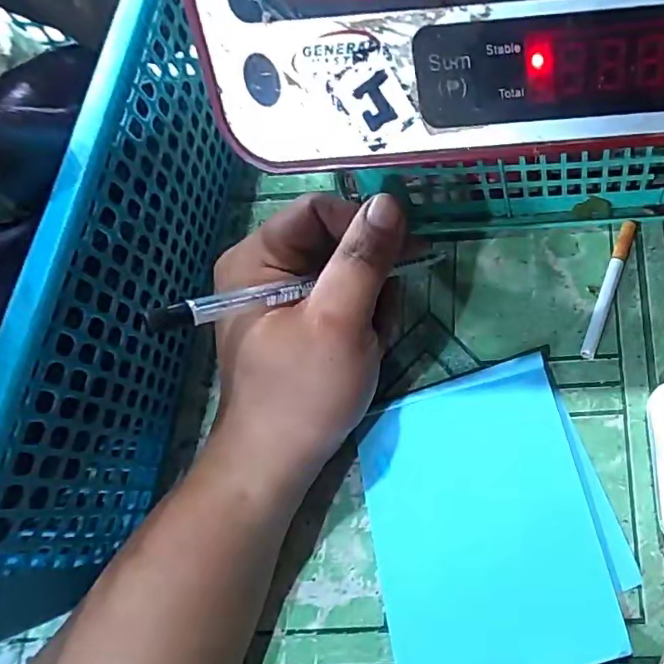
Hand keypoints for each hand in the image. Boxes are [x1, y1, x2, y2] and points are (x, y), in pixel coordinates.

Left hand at [208, 193, 407, 483]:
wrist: (279, 463)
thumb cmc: (302, 392)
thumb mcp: (338, 320)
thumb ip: (363, 258)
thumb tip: (389, 200)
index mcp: (257, 257)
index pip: (320, 211)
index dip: (364, 225)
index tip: (406, 251)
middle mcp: (268, 267)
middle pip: (339, 241)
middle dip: (372, 276)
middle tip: (383, 313)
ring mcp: (288, 296)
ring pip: (352, 272)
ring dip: (376, 302)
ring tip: (372, 340)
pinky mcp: (307, 321)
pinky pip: (350, 298)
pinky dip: (368, 319)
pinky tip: (367, 348)